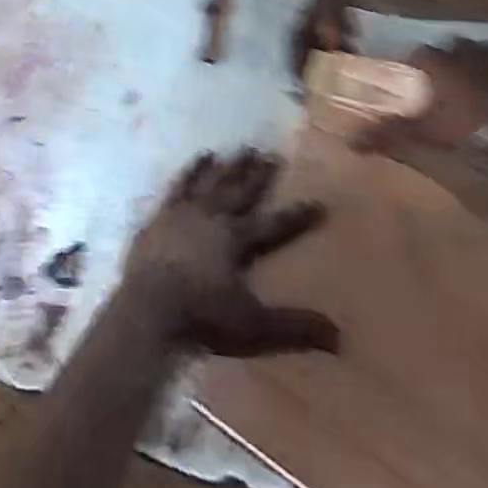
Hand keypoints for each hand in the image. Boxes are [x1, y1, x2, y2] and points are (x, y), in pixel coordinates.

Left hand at [122, 149, 338, 357]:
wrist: (146, 308)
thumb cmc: (202, 316)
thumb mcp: (255, 326)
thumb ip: (296, 327)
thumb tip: (341, 337)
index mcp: (236, 240)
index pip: (275, 226)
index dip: (298, 216)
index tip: (319, 203)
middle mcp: (211, 218)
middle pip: (239, 193)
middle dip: (257, 175)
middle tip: (270, 154)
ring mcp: (181, 214)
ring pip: (208, 183)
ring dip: (224, 168)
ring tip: (233, 150)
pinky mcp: (157, 217)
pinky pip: (177, 187)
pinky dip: (187, 174)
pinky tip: (193, 163)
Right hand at [355, 39, 487, 207]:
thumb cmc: (469, 134)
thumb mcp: (421, 139)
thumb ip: (386, 136)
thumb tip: (348, 140)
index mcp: (443, 64)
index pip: (420, 53)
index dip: (413, 63)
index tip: (408, 75)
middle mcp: (473, 58)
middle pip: (458, 47)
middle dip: (450, 57)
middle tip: (442, 76)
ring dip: (483, 64)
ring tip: (476, 82)